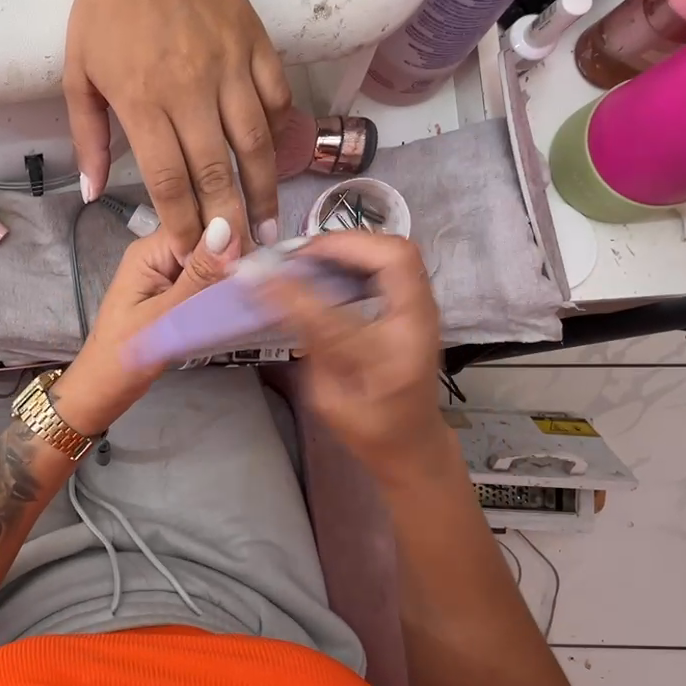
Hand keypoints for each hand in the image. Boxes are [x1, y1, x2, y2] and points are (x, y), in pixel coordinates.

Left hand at [54, 216, 238, 433]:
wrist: (105, 389)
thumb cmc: (125, 356)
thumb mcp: (165, 315)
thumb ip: (199, 276)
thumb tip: (228, 230)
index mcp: (148, 251)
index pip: (198, 223)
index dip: (231, 235)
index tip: (257, 258)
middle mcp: (158, 254)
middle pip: (206, 240)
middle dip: (234, 256)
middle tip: (259, 281)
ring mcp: (167, 273)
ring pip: (210, 262)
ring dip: (230, 275)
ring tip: (253, 292)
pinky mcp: (174, 292)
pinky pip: (204, 281)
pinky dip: (220, 290)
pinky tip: (238, 300)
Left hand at [64, 0, 290, 263]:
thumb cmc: (104, 11)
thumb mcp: (78, 76)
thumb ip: (87, 139)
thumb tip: (93, 195)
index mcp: (143, 102)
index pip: (170, 180)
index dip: (185, 224)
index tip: (194, 255)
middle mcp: (191, 90)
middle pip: (216, 172)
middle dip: (228, 222)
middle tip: (240, 258)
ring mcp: (230, 66)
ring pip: (254, 142)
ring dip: (262, 190)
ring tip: (268, 227)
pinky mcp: (257, 45)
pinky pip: (276, 98)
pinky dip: (279, 133)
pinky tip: (277, 164)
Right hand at [256, 233, 454, 478]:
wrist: (414, 440)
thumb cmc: (368, 428)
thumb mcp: (327, 397)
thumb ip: (308, 346)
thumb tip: (272, 295)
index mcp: (389, 361)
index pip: (337, 317)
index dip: (295, 292)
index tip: (261, 275)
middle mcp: (418, 325)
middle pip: (393, 256)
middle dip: (340, 245)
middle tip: (295, 256)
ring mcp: (424, 310)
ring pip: (396, 250)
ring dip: (350, 245)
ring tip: (307, 257)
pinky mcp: (418, 303)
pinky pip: (394, 261)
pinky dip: (359, 253)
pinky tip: (328, 265)